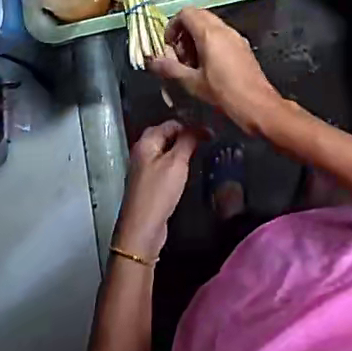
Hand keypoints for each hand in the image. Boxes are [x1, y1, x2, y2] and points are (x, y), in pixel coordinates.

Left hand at [113, 120, 199, 259]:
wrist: (143, 227)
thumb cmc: (159, 192)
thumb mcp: (176, 163)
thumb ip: (187, 142)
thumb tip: (198, 126)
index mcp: (145, 142)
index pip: (170, 124)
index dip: (189, 125)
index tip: (209, 132)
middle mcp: (142, 151)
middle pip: (166, 135)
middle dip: (186, 137)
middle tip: (207, 142)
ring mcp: (144, 168)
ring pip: (165, 151)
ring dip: (182, 151)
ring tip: (202, 153)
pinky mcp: (149, 183)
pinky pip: (164, 166)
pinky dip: (176, 165)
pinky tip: (188, 171)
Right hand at [148, 7, 287, 136]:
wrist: (258, 105)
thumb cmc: (224, 93)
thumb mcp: (192, 82)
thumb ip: (169, 68)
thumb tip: (152, 61)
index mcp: (209, 33)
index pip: (186, 13)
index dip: (172, 26)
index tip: (169, 46)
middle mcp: (224, 29)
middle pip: (198, 16)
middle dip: (183, 32)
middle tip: (179, 54)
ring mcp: (236, 37)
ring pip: (210, 25)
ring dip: (196, 38)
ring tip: (192, 63)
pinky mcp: (243, 47)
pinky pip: (221, 35)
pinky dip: (209, 43)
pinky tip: (208, 67)